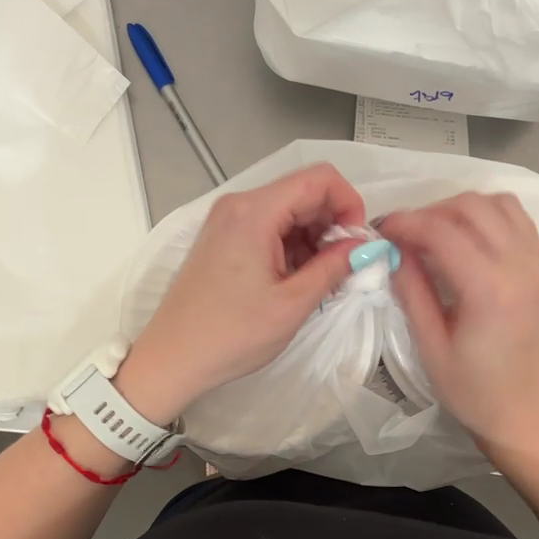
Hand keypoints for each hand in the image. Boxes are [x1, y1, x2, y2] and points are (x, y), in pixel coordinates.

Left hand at [118, 164, 365, 422]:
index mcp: (254, 212)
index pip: (319, 179)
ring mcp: (227, 222)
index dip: (349, 203)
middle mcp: (238, 206)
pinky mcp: (222, 240)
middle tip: (345, 266)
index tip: (358, 242)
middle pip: (303, 193)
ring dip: (313, 239)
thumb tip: (365, 247)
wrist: (173, 359)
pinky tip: (298, 280)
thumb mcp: (292, 304)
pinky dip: (291, 247)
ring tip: (322, 280)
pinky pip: (268, 228)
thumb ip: (333, 268)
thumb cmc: (230, 335)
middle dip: (333, 224)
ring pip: (287, 212)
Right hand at [382, 192, 538, 452]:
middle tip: (406, 235)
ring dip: (462, 209)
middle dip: (431, 211)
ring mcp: (538, 265)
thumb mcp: (430, 347)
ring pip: (499, 204)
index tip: (381, 230)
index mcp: (489, 290)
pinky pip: (518, 220)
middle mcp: (520, 267)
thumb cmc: (472, 391)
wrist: (524, 413)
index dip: (406, 223)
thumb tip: (394, 251)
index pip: (442, 231)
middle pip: (472, 207)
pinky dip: (490, 217)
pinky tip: (468, 239)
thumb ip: (412, 292)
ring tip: (437, 233)